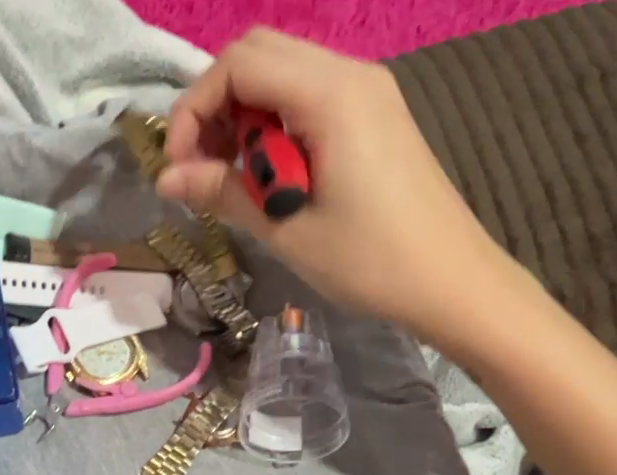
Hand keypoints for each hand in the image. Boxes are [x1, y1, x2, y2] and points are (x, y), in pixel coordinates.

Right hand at [157, 28, 526, 342]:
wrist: (450, 280)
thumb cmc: (369, 261)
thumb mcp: (285, 230)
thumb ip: (223, 192)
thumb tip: (166, 178)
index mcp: (330, 95)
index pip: (238, 64)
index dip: (195, 108)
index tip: (179, 166)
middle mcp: (350, 75)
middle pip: (257, 54)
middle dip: (214, 105)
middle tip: (200, 167)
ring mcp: (365, 91)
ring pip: (280, 71)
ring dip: (241, 115)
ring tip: (229, 177)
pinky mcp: (371, 114)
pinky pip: (305, 94)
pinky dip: (271, 122)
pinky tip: (267, 174)